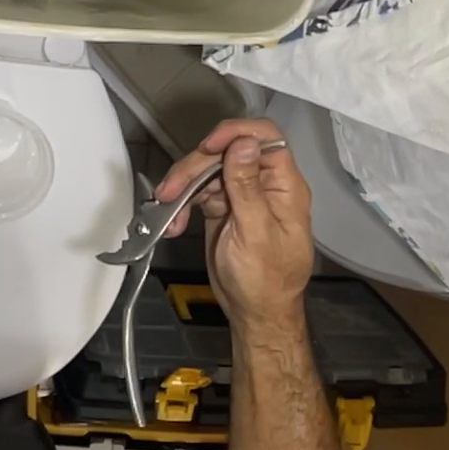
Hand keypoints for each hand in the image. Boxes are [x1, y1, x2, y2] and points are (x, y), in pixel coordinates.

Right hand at [153, 118, 314, 337]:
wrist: (254, 316)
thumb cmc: (265, 281)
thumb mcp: (255, 235)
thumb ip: (247, 187)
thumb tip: (244, 142)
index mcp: (283, 186)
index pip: (265, 138)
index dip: (236, 133)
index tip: (207, 147)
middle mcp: (263, 183)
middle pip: (226, 152)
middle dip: (195, 167)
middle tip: (170, 190)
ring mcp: (240, 193)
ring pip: (207, 169)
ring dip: (182, 186)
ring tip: (165, 208)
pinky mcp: (221, 206)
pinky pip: (198, 190)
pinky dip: (181, 204)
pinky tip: (173, 224)